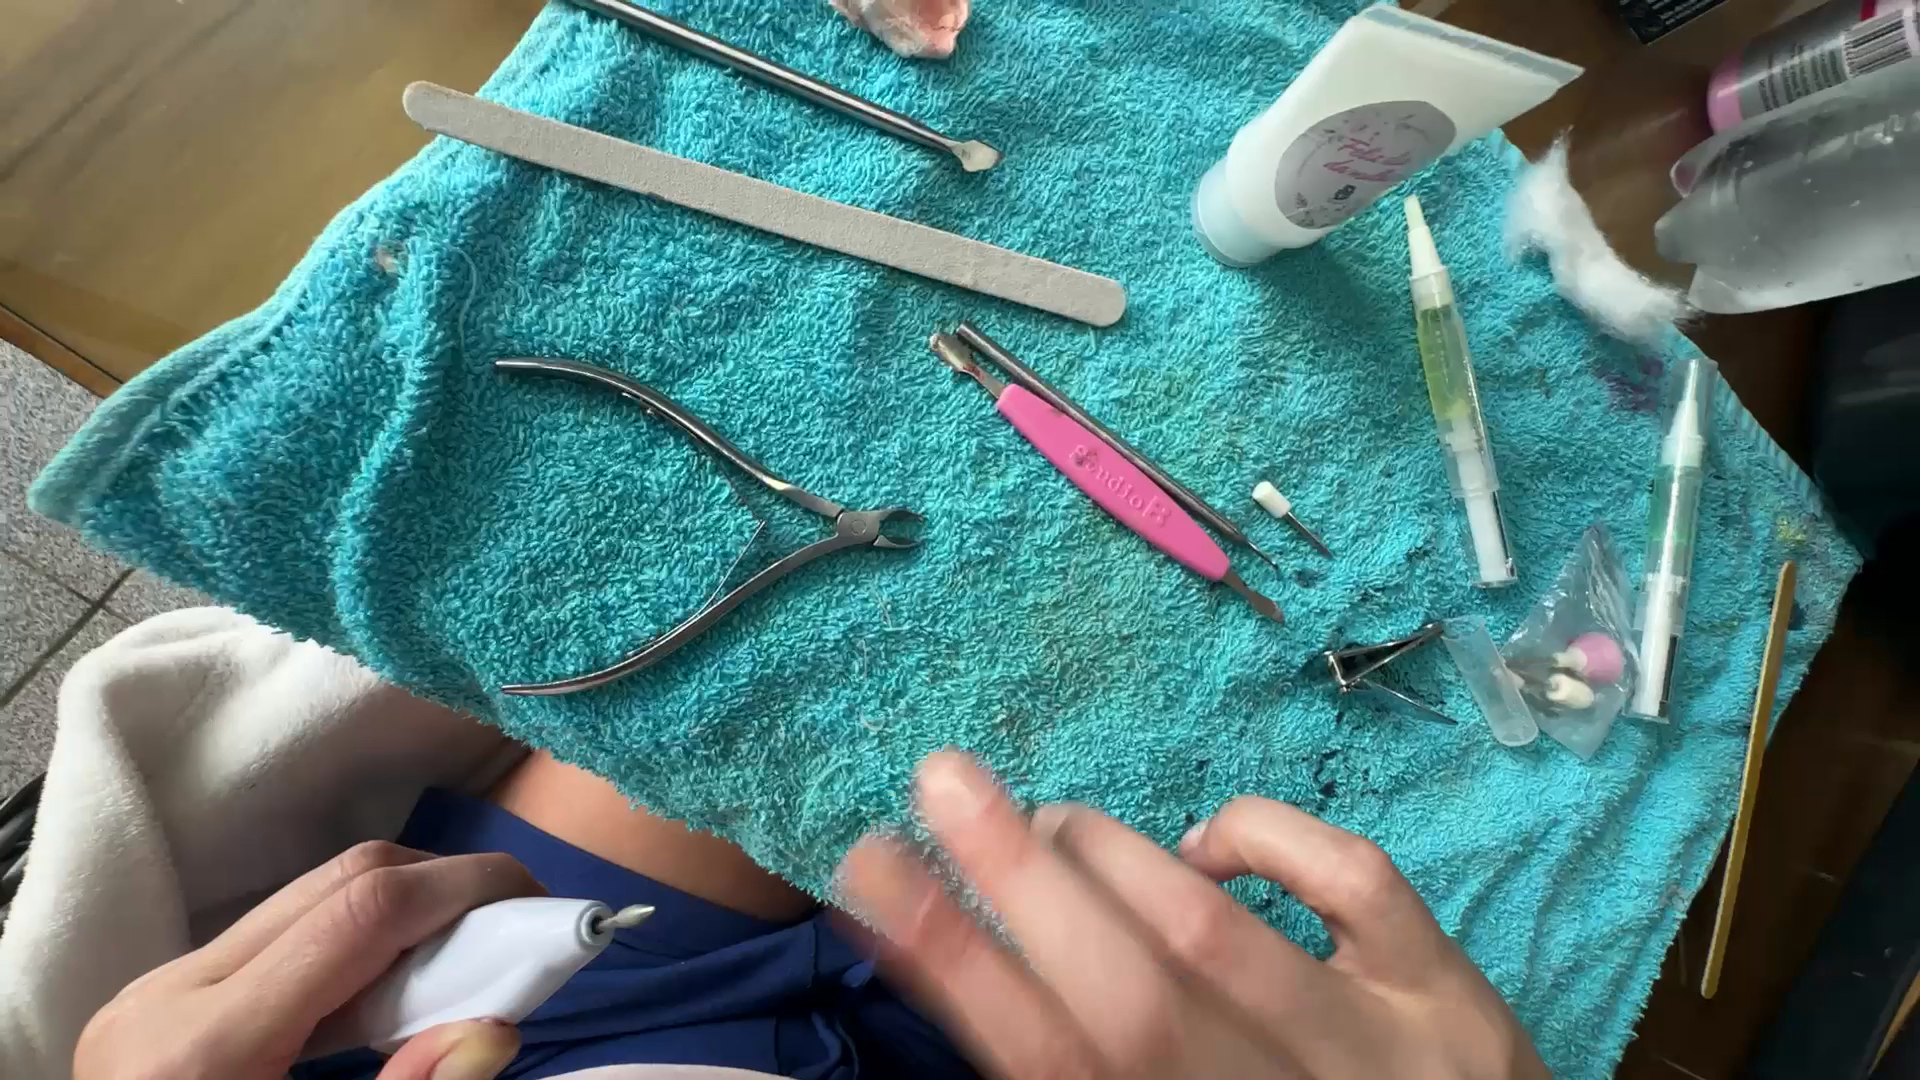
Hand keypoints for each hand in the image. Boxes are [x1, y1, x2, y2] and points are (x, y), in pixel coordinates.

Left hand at [75, 842, 543, 1079]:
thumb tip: (500, 1027)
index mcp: (201, 1052)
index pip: (366, 910)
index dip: (470, 885)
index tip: (536, 904)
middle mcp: (170, 994)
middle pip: (354, 875)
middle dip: (453, 882)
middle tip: (509, 924)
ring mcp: (163, 983)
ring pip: (329, 882)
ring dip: (417, 896)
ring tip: (454, 953)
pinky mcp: (174, 985)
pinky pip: (303, 914)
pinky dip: (374, 922)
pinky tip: (391, 976)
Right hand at [838, 752, 1548, 1079]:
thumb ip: (1078, 1052)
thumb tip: (978, 950)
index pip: (1044, 1061)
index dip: (950, 961)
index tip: (873, 867)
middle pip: (1126, 999)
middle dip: (1015, 875)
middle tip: (941, 777)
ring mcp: (1384, 1059)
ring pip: (1216, 931)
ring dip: (1112, 852)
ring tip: (1055, 821)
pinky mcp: (1452, 998)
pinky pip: (1352, 879)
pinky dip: (1264, 835)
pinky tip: (1214, 844)